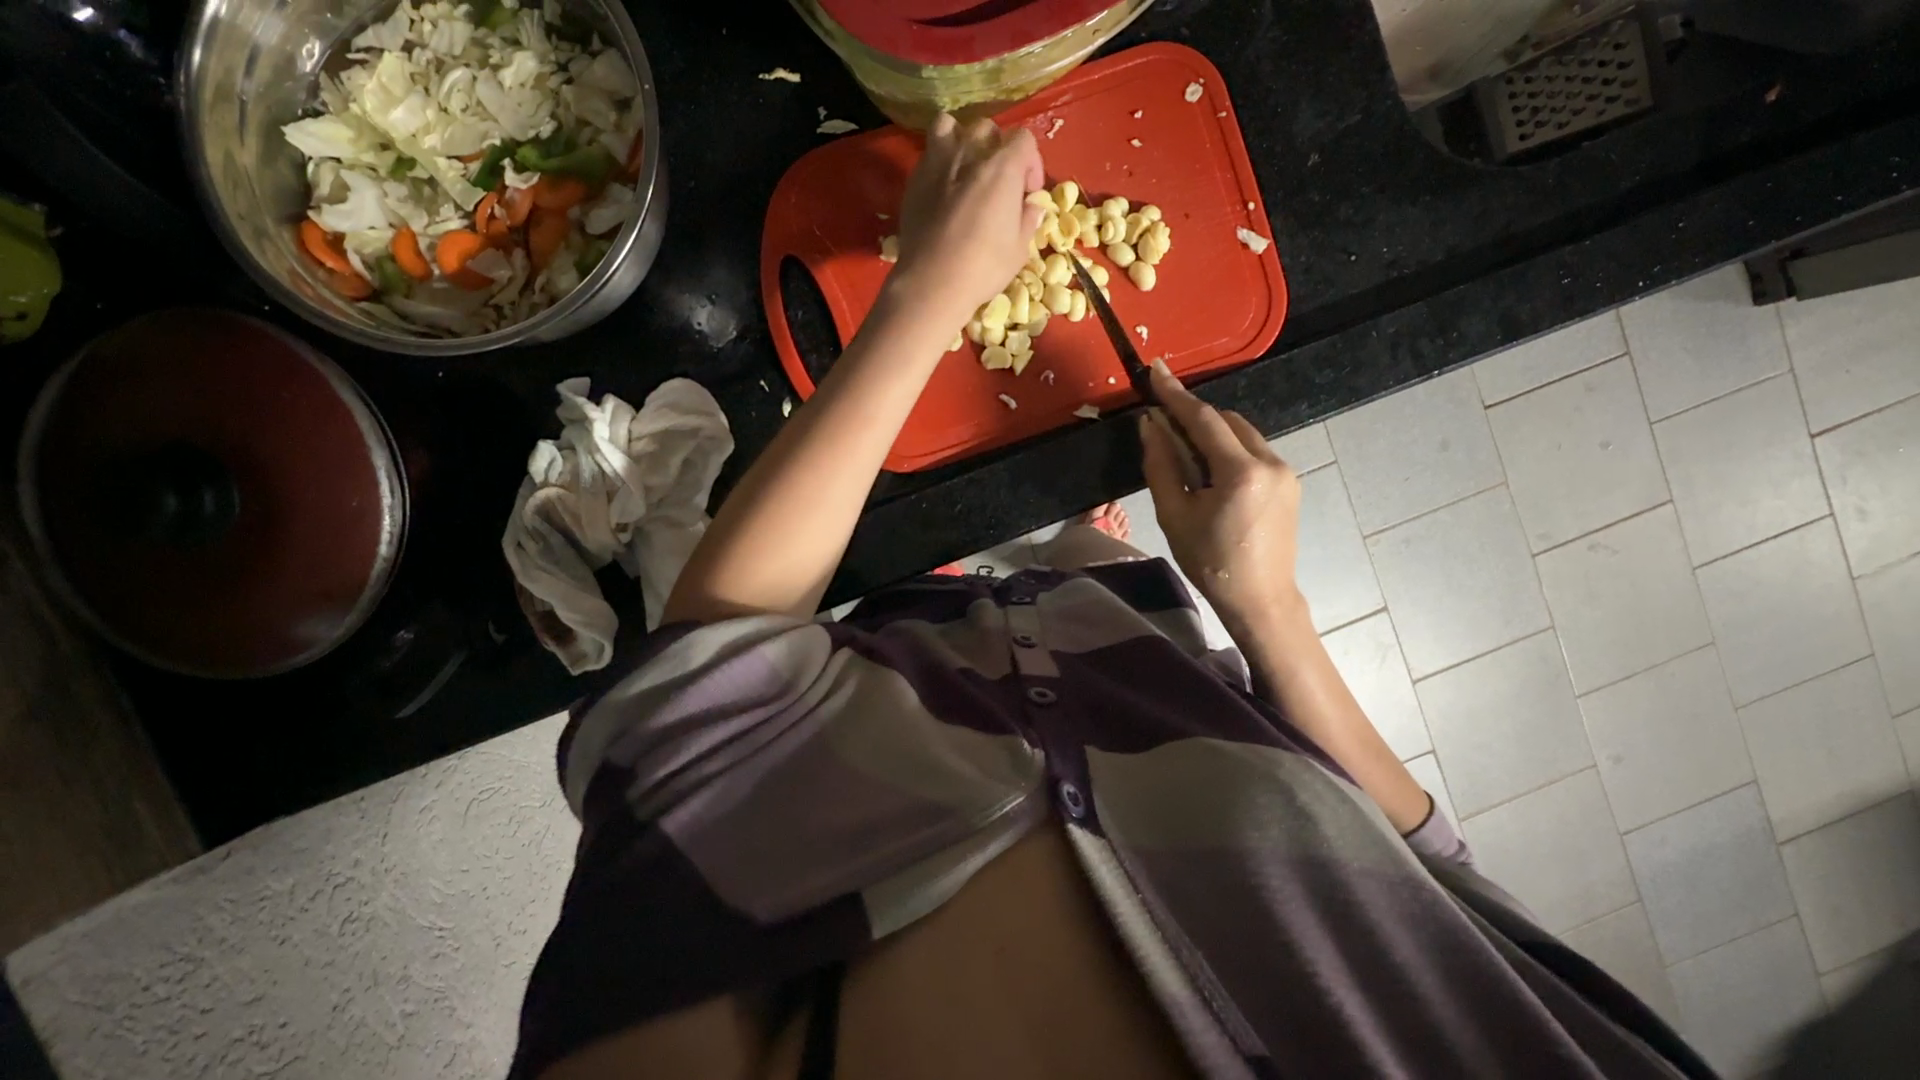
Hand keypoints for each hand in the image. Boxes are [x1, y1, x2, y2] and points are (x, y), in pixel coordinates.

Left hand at [891, 114, 1045, 323]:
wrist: (932, 282)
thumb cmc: (983, 267)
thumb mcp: (1019, 249)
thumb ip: (1027, 220)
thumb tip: (1031, 208)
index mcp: (1002, 167)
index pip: (1023, 139)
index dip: (1031, 163)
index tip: (1028, 192)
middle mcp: (969, 153)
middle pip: (987, 129)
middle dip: (997, 149)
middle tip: (999, 182)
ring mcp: (937, 162)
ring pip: (950, 126)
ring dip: (962, 140)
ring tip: (966, 168)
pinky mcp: (914, 179)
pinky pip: (928, 152)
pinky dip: (939, 160)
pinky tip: (943, 187)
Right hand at [1138, 363, 1304, 630]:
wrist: (1260, 599)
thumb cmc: (1210, 563)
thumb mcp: (1174, 516)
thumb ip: (1161, 465)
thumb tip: (1150, 425)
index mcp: (1240, 473)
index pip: (1203, 420)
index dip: (1175, 394)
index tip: (1156, 370)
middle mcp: (1270, 462)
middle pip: (1227, 421)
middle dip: (1195, 417)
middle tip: (1164, 428)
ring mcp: (1285, 471)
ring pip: (1243, 434)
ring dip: (1213, 434)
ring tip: (1186, 457)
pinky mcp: (1289, 482)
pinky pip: (1254, 451)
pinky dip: (1229, 450)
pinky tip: (1212, 474)